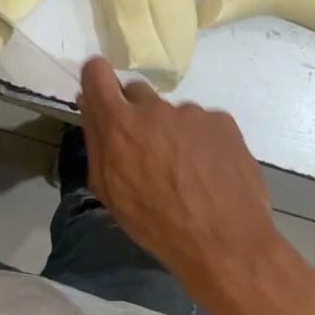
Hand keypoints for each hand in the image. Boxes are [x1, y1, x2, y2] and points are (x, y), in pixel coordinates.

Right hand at [77, 57, 277, 295]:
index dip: (96, 78)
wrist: (223, 241)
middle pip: (135, 92)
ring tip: (184, 169)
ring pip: (171, 112)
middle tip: (145, 148)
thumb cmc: (155, 222)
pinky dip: (200, 139)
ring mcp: (192, 112)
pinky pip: (202, 122)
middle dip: (134, 112)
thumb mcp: (109, 191)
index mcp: (120, 124)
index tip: (100, 93)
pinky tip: (207, 169)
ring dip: (170, 130)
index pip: (97, 73)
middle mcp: (155, 108)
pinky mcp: (222, 121)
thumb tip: (90, 107)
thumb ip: (96, 142)